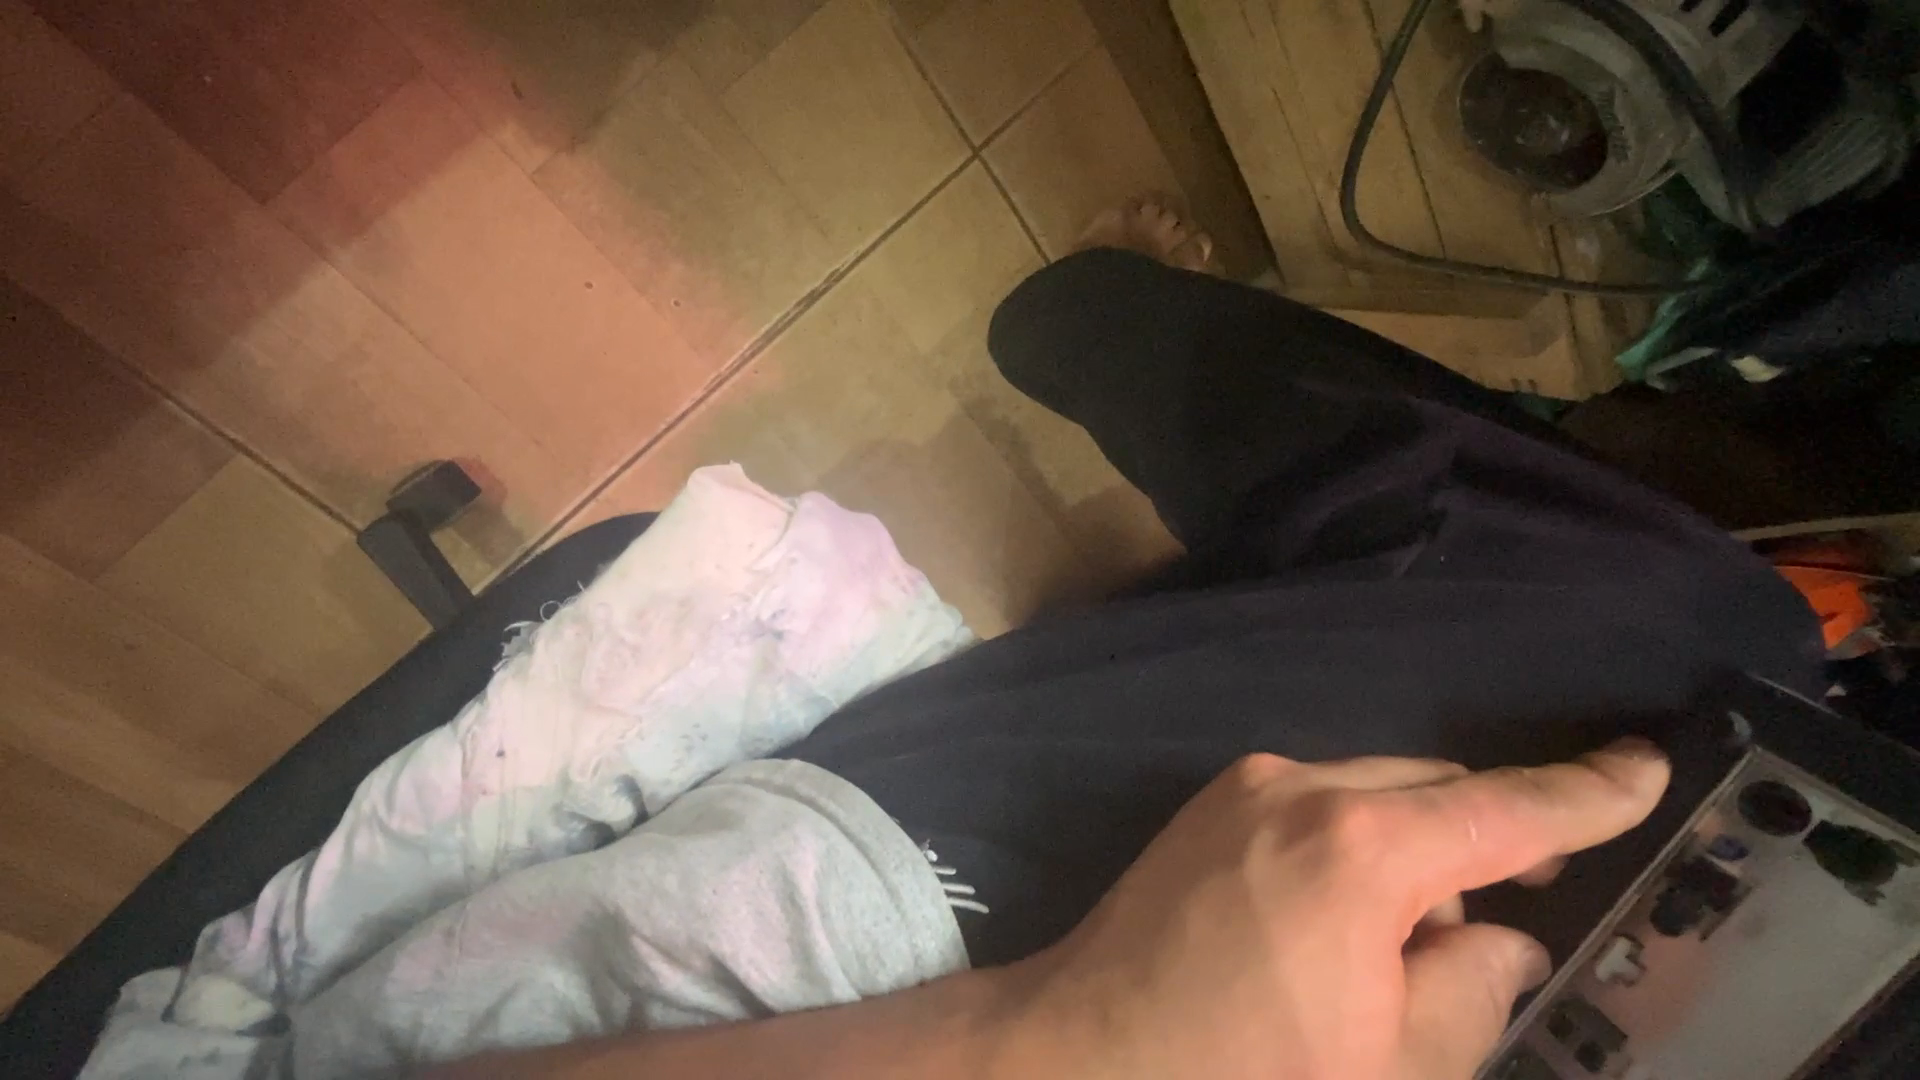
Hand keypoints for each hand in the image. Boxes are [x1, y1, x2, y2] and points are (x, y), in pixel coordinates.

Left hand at [998, 739, 1669, 1079]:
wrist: (1090, 1049)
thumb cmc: (1246, 1072)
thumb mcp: (1393, 1065)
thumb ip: (1470, 990)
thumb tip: (1500, 940)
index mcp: (1358, 847)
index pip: (1503, 806)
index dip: (1583, 790)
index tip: (1641, 764)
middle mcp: (1299, 787)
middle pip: (1432, 788)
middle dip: (1490, 831)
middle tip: (1534, 890)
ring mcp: (1244, 786)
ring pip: (1372, 791)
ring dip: (1417, 842)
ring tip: (1416, 933)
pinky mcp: (1209, 803)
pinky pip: (1315, 802)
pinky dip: (1356, 838)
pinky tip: (1347, 910)